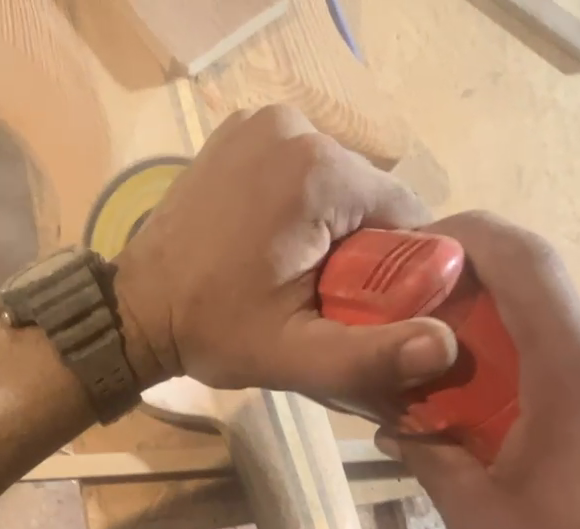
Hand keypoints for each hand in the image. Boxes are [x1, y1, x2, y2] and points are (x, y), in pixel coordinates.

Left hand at [113, 105, 457, 419]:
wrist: (134, 311)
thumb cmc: (211, 333)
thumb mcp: (294, 356)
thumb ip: (370, 355)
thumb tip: (444, 345)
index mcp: (318, 170)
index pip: (404, 214)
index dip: (396, 267)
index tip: (361, 305)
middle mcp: (294, 126)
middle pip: (367, 194)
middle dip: (358, 247)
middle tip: (317, 296)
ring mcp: (259, 122)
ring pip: (335, 180)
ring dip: (328, 226)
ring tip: (288, 273)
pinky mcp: (237, 132)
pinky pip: (296, 167)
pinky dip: (296, 203)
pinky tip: (269, 244)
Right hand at [385, 212, 579, 528]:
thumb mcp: (485, 525)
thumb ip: (436, 464)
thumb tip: (399, 431)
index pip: (528, 265)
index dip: (477, 236)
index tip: (437, 239)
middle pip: (562, 332)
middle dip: (511, 363)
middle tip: (484, 421)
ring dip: (566, 401)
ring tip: (555, 473)